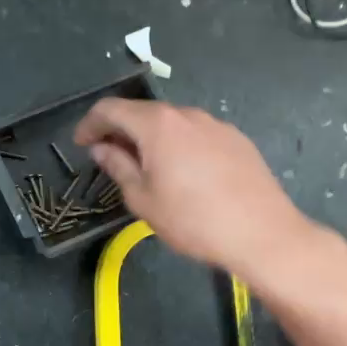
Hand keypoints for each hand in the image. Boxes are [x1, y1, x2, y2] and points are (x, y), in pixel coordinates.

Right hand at [72, 98, 344, 285]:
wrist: (265, 236)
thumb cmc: (193, 220)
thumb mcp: (142, 198)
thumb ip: (118, 166)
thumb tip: (102, 148)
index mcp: (157, 124)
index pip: (110, 109)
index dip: (90, 124)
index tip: (81, 144)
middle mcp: (186, 115)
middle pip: (142, 112)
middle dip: (120, 130)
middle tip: (109, 156)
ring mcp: (216, 125)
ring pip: (171, 123)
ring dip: (150, 137)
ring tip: (145, 166)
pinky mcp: (238, 140)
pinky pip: (196, 134)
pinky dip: (178, 144)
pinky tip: (182, 173)